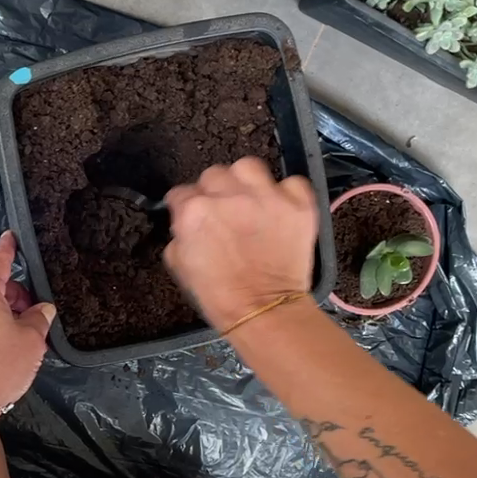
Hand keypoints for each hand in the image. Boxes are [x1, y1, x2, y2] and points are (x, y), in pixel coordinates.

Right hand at [163, 157, 317, 329]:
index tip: (190, 215)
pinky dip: (285, 193)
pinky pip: (291, 182)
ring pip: (248, 167)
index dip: (184, 205)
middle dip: (213, 191)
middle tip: (221, 210)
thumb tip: (185, 221)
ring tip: (248, 199)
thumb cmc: (216, 293)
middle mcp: (228, 196)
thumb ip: (179, 233)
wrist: (263, 310)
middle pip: (213, 175)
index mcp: (194, 211)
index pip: (181, 193)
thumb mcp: (178, 263)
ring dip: (244, 181)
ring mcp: (266, 197)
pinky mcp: (298, 205)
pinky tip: (278, 208)